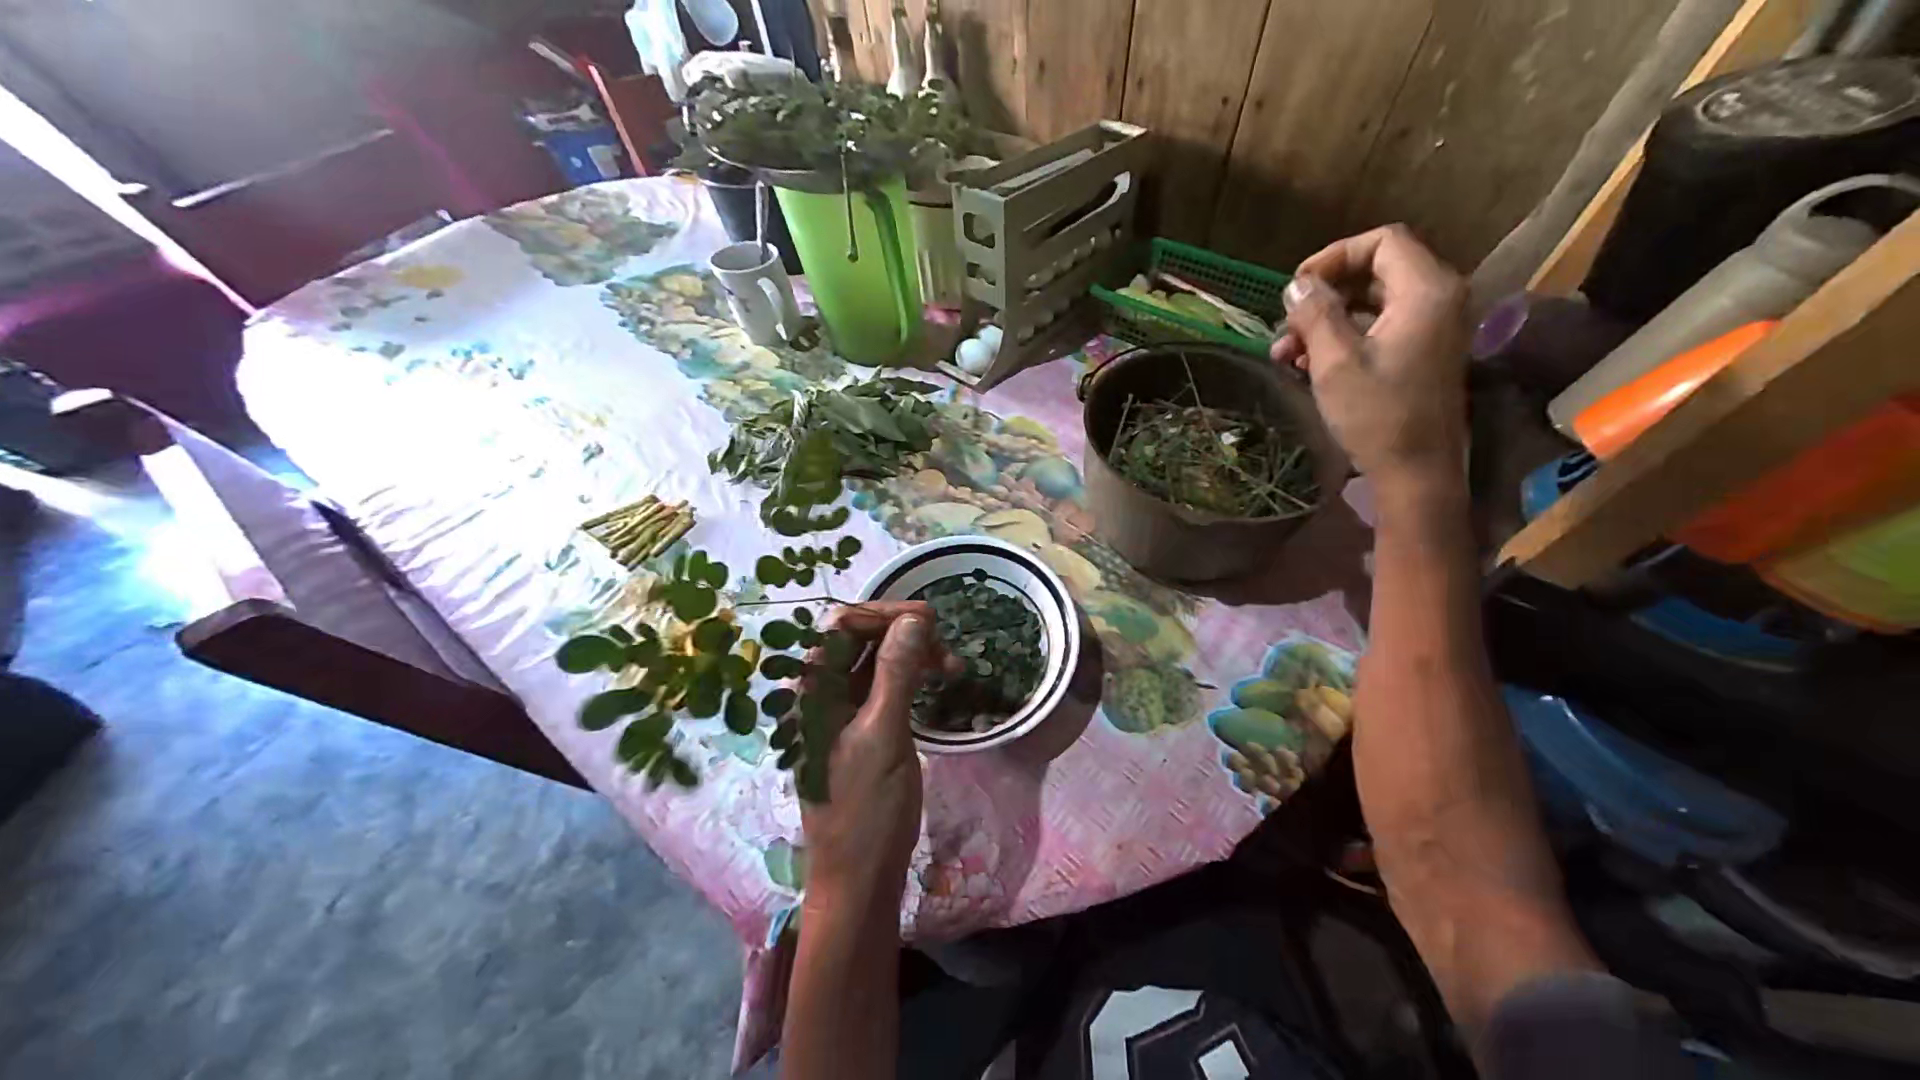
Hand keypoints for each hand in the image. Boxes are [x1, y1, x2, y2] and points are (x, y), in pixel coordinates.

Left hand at [800, 602, 955, 908]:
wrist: (859, 877)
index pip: (842, 625)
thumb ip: (896, 674)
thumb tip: (914, 618)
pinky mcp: (865, 727)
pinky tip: (938, 680)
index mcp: (814, 691)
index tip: (930, 619)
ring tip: (952, 666)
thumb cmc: (866, 811)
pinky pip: (887, 686)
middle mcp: (824, 693)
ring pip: (878, 661)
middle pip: (861, 639)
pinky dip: (913, 677)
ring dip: (913, 654)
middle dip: (904, 632)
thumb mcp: (883, 737)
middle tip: (946, 646)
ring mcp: (845, 711)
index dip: (884, 613)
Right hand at [1272, 225, 1469, 494]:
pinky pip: (1378, 328)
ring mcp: (1431, 328)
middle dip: (1323, 294)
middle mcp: (1437, 300)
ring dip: (1325, 321)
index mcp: (1425, 291)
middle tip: (1285, 324)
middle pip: (1375, 271)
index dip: (1334, 256)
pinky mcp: (1420, 353)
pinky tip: (1306, 365)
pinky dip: (1341, 338)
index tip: (1296, 287)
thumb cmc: (1377, 415)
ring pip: (1371, 303)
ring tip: (1286, 352)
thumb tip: (1296, 284)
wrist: (1415, 471)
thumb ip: (1315, 313)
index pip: (1382, 242)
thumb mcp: (1335, 361)